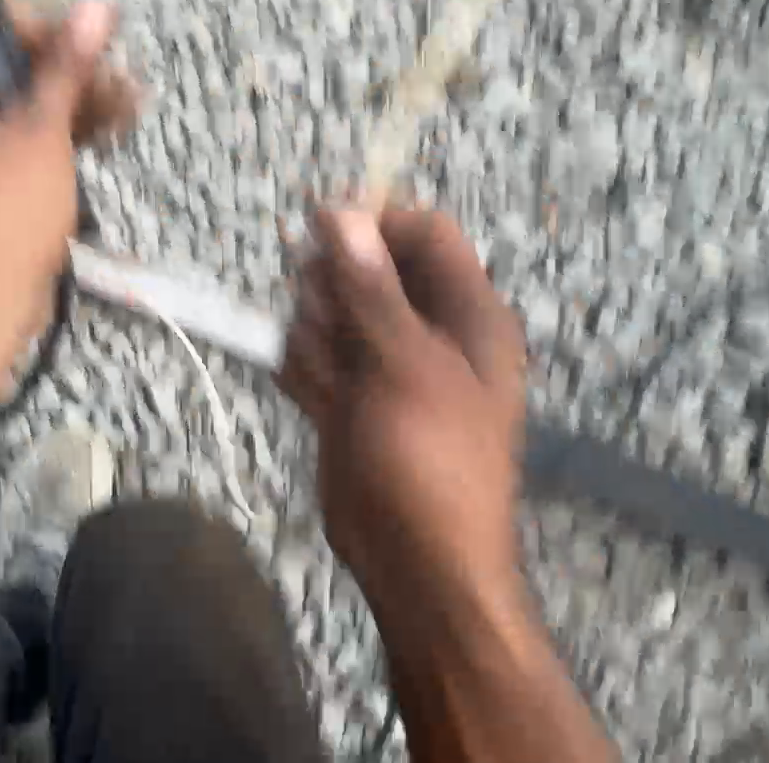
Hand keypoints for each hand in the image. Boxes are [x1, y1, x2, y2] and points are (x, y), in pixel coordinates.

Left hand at [0, 0, 135, 341]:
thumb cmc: (6, 219)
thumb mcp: (44, 135)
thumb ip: (66, 67)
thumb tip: (97, 5)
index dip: (13, 23)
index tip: (63, 44)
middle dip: (57, 69)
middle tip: (111, 80)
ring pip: (1, 102)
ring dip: (60, 102)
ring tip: (124, 108)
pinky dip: (40, 134)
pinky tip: (100, 135)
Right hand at [279, 208, 528, 615]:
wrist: (410, 556)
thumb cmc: (429, 458)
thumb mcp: (404, 364)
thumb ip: (369, 285)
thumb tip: (338, 211)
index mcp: (463, 312)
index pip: (420, 232)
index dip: (372, 227)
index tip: (321, 239)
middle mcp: (420, 327)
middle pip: (357, 268)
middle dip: (331, 294)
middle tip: (335, 332)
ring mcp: (376, 359)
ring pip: (321, 311)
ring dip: (314, 343)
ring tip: (335, 388)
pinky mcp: (342, 389)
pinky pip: (305, 354)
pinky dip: (304, 375)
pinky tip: (320, 406)